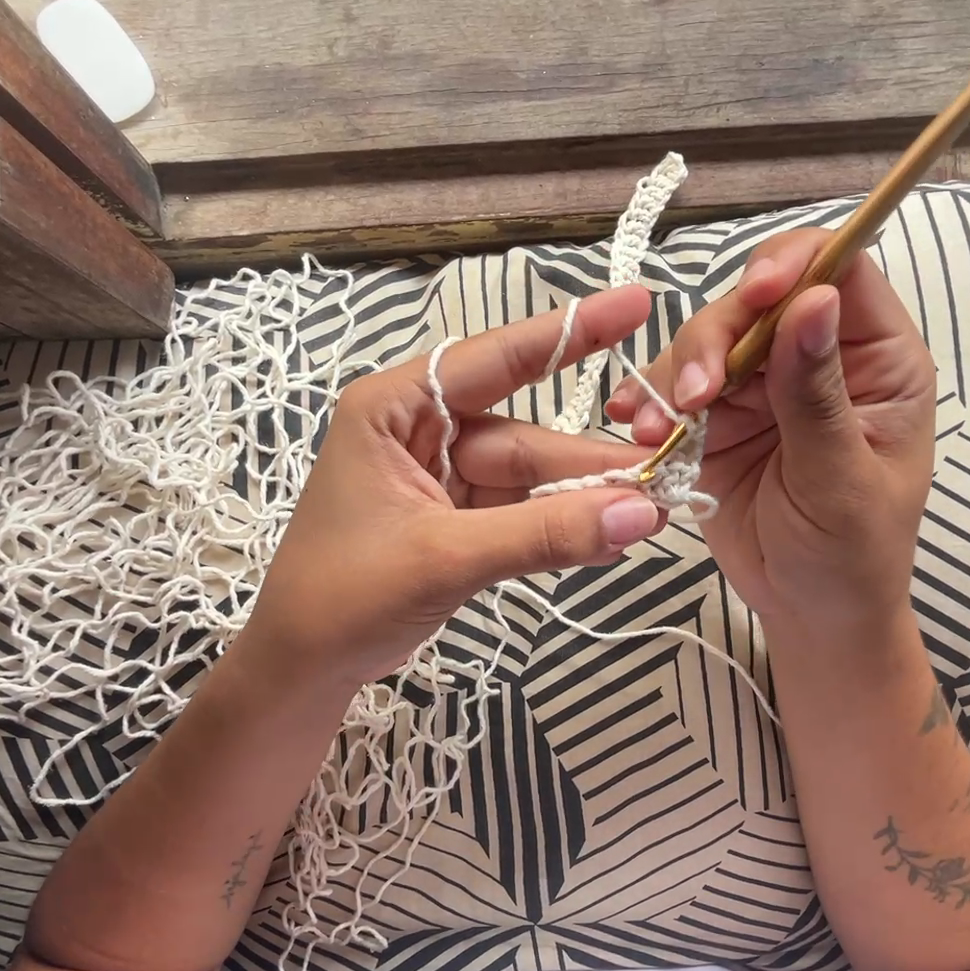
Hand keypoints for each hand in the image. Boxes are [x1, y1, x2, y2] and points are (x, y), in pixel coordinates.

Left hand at [250, 286, 666, 684]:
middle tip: (665, 475)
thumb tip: (643, 513)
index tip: (638, 303)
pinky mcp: (455, 522)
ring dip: (582, 500)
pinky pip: (520, 513)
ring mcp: (440, 479)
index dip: (569, 334)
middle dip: (589, 463)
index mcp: (394, 409)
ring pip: (528, 478)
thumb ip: (543, 534)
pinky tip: (607, 535)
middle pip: (523, 436)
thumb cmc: (345, 596)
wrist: (304, 667)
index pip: (493, 359)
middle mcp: (420, 432)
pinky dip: (559, 528)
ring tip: (649, 513)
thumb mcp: (445, 557)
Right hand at [607, 230, 935, 636]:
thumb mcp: (839, 476)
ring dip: (672, 379)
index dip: (793, 266)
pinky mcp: (715, 422)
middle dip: (713, 341)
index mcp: (875, 361)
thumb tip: (812, 300)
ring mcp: (758, 390)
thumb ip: (817, 393)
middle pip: (753, 305)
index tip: (754, 295)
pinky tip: (633, 425)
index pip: (839, 273)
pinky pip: (674, 393)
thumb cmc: (851, 552)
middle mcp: (812, 360)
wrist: (808, 611)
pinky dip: (650, 405)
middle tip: (692, 398)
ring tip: (655, 430)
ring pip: (705, 345)